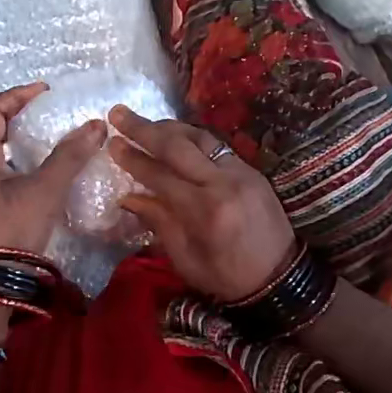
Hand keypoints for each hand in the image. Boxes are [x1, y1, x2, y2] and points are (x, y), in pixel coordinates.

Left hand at [0, 83, 106, 254]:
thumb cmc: (11, 228)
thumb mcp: (44, 189)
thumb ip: (70, 156)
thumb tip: (96, 125)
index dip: (17, 95)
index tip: (46, 93)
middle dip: (20, 117)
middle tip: (50, 115)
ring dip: (22, 143)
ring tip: (52, 142)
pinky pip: (3, 175)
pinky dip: (24, 165)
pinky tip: (46, 176)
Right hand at [108, 106, 295, 300]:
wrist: (279, 278)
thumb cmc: (227, 277)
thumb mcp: (186, 260)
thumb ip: (159, 223)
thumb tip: (128, 197)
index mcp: (203, 211)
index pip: (160, 175)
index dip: (133, 159)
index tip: (112, 143)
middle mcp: (223, 183)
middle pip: (178, 146)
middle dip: (145, 129)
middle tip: (119, 113)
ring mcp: (241, 173)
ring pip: (201, 138)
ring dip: (170, 127)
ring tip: (146, 122)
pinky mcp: (253, 171)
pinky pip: (218, 146)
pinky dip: (194, 138)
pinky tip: (178, 136)